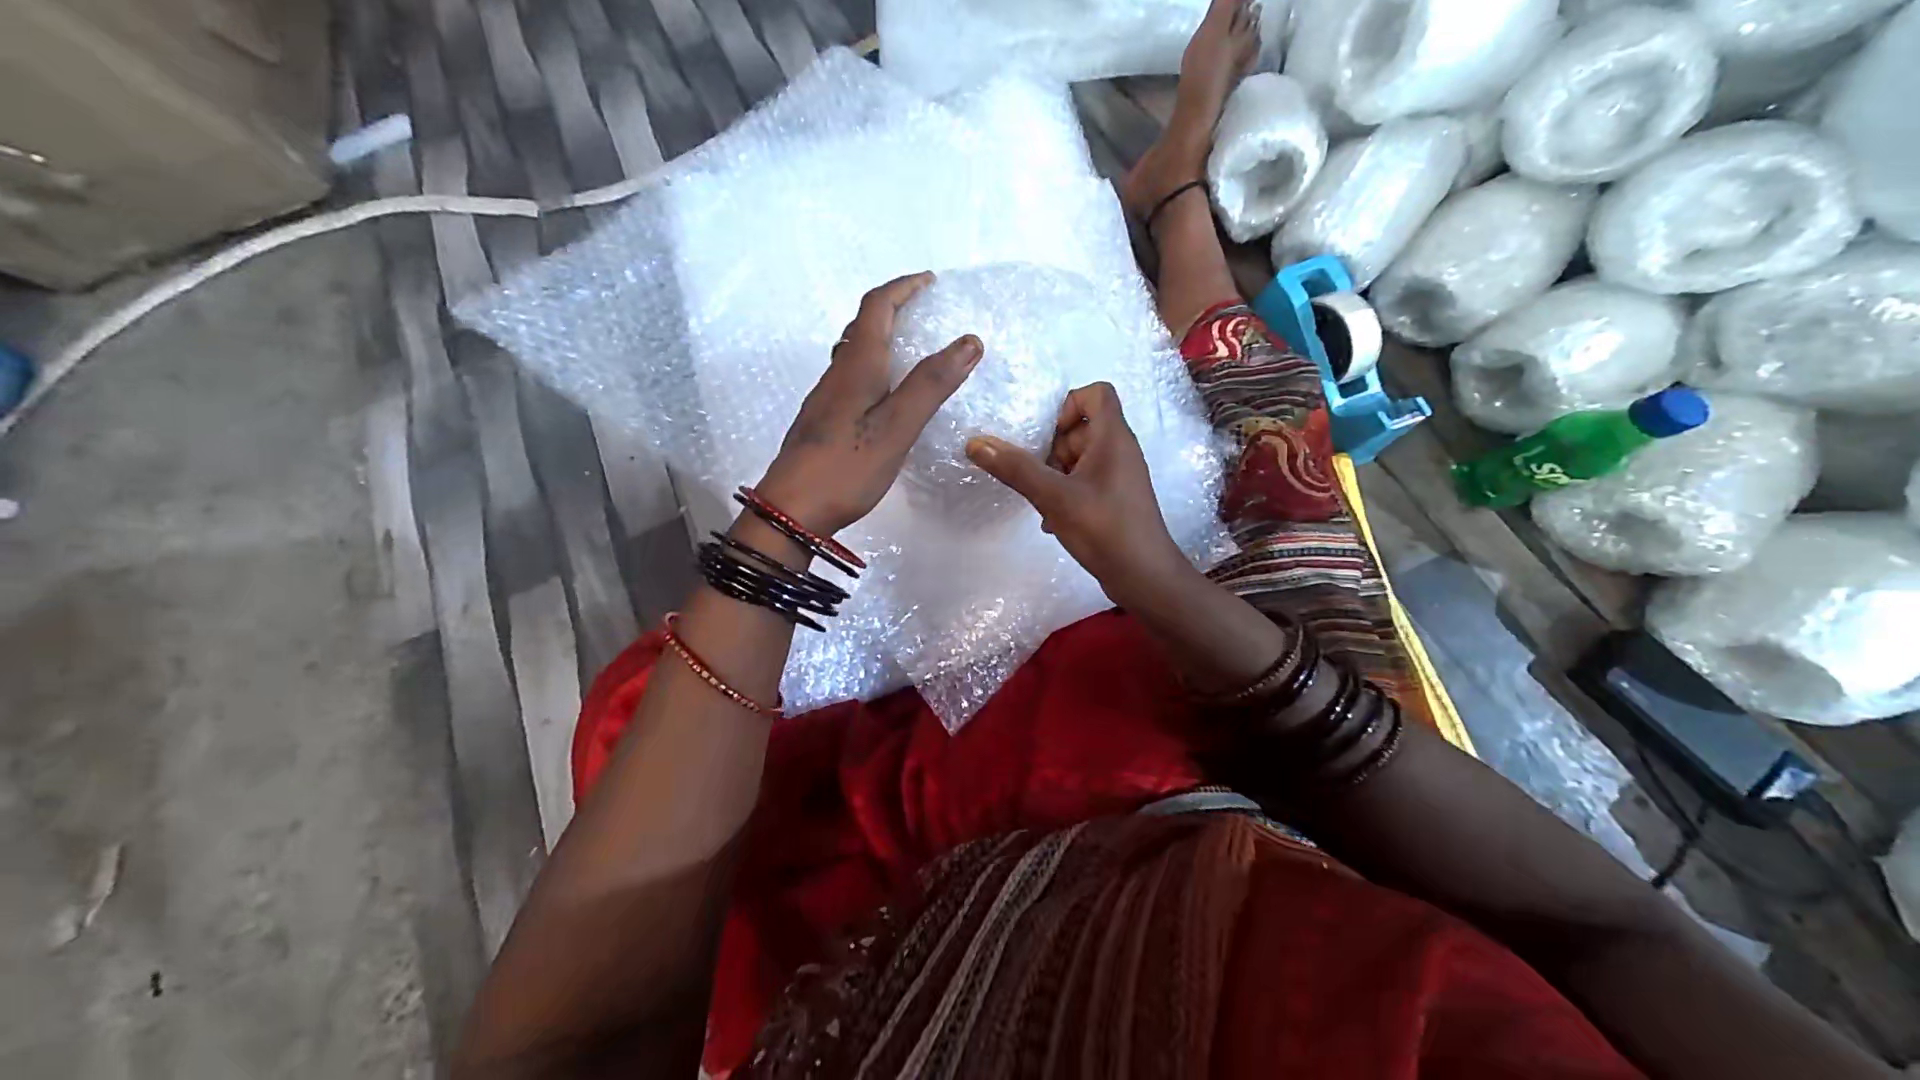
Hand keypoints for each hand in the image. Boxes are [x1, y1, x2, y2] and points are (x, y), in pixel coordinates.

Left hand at [756, 272, 982, 534]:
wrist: (791, 510)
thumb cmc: (847, 468)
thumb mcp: (897, 427)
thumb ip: (931, 385)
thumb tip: (969, 341)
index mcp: (856, 367)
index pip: (877, 307)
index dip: (903, 287)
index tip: (930, 281)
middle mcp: (837, 374)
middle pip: (861, 325)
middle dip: (893, 307)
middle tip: (922, 308)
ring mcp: (825, 398)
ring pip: (854, 351)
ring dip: (881, 336)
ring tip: (910, 344)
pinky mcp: (823, 420)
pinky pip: (851, 376)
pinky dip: (874, 364)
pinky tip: (885, 391)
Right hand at [965, 382, 1193, 605]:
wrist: (1144, 576)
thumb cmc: (1104, 528)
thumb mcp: (1054, 496)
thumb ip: (1015, 468)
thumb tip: (976, 442)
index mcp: (1113, 437)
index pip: (1096, 392)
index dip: (1067, 404)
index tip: (1046, 435)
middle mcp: (1120, 450)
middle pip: (1081, 428)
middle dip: (1053, 448)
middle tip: (1039, 475)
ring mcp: (1118, 476)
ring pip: (1079, 458)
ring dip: (1054, 473)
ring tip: (1043, 500)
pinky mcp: (1114, 499)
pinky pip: (1084, 481)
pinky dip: (1065, 492)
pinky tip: (1051, 520)